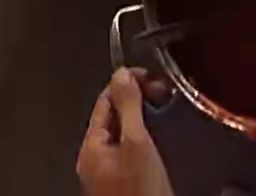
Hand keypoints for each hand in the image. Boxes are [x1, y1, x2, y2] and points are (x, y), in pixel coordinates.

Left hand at [76, 68, 175, 195]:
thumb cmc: (142, 193)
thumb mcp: (136, 143)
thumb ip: (128, 105)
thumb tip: (121, 72)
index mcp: (91, 147)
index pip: (105, 99)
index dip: (127, 83)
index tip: (151, 78)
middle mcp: (94, 162)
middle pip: (114, 117)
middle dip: (137, 101)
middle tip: (162, 95)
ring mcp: (108, 178)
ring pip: (124, 135)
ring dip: (143, 120)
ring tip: (164, 113)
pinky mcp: (124, 190)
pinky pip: (131, 154)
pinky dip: (146, 141)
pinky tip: (160, 142)